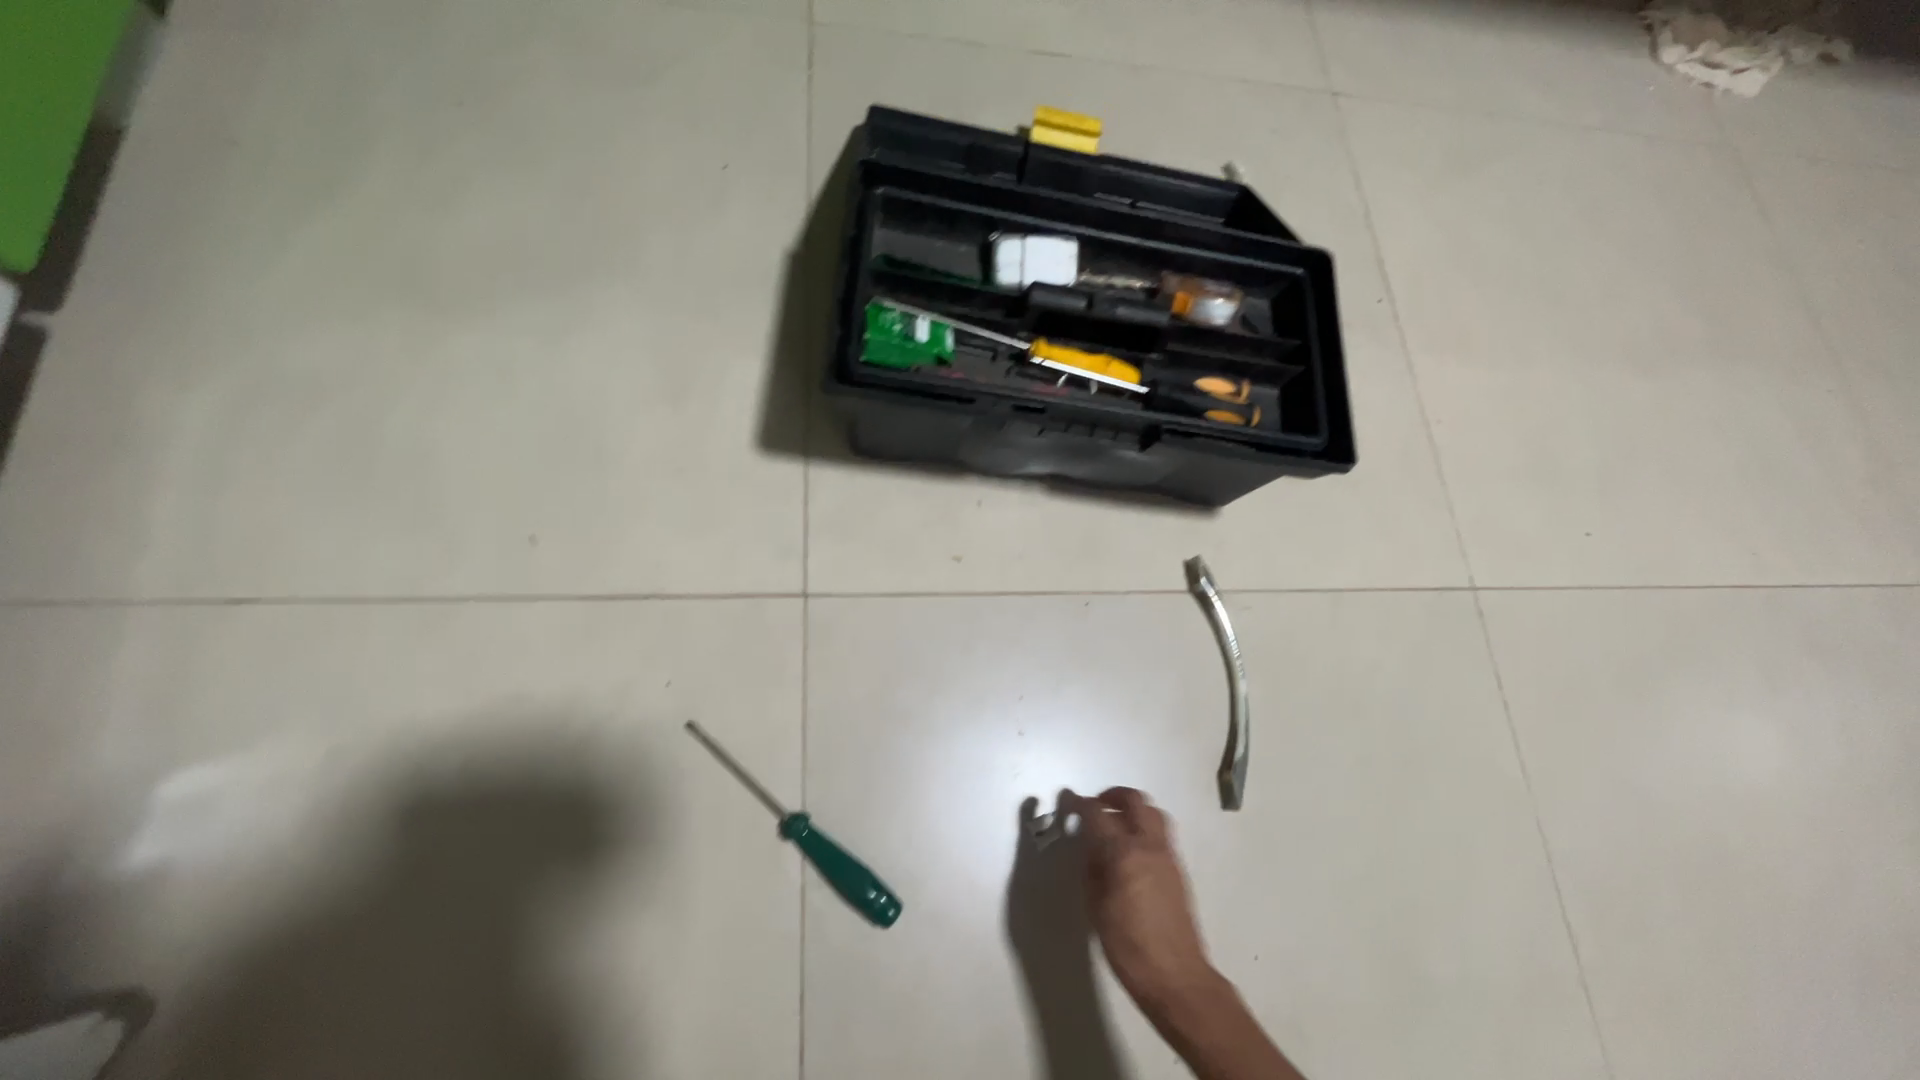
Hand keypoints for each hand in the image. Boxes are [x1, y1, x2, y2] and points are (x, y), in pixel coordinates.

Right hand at [1066, 787, 1216, 1013]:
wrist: (1175, 975)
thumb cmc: (1127, 946)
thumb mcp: (1096, 907)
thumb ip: (1092, 870)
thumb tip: (1091, 848)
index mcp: (1124, 854)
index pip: (1098, 814)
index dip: (1079, 804)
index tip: (1068, 801)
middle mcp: (1149, 847)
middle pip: (1134, 801)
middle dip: (1112, 795)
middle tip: (1094, 805)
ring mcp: (1168, 856)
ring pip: (1153, 813)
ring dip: (1132, 809)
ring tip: (1114, 822)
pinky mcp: (1178, 870)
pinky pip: (1161, 834)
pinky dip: (1144, 827)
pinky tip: (1130, 849)